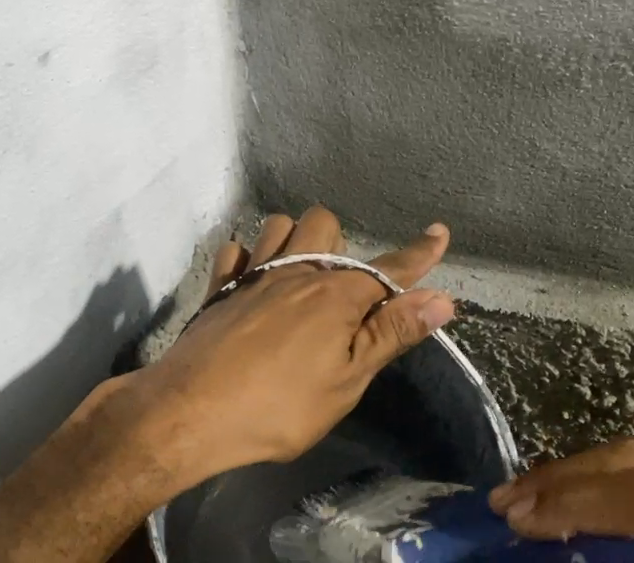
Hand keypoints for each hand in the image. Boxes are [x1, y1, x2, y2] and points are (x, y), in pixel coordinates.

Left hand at [123, 206, 454, 485]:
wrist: (193, 410)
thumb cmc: (280, 406)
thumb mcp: (347, 380)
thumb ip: (390, 334)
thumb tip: (440, 298)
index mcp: (336, 294)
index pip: (389, 269)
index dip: (419, 253)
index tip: (439, 232)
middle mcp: (297, 270)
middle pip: (325, 224)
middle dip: (340, 242)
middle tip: (341, 289)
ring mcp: (253, 273)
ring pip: (279, 224)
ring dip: (294, 239)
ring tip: (298, 275)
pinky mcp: (219, 286)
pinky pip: (235, 249)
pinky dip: (247, 256)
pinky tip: (250, 280)